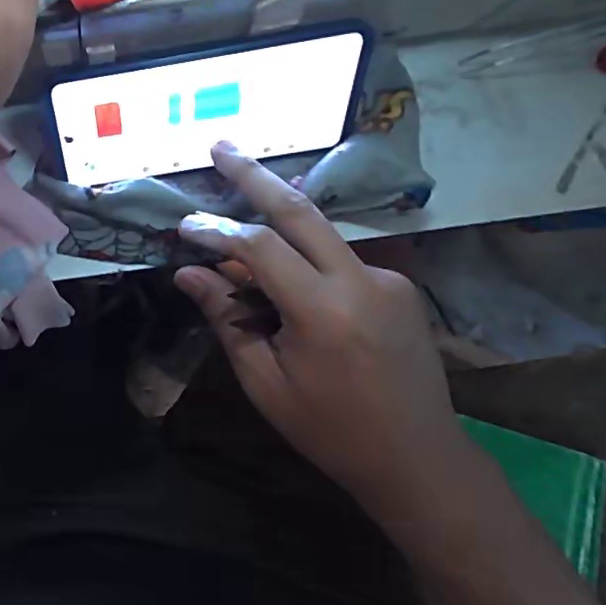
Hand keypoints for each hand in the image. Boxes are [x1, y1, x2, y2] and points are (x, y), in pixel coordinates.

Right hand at [173, 142, 471, 521]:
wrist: (421, 459)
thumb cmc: (332, 431)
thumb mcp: (267, 385)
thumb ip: (228, 321)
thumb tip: (190, 273)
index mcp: (323, 312)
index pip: (259, 247)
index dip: (217, 230)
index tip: (185, 225)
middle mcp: (359, 281)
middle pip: (299, 209)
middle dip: (255, 174)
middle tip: (221, 146)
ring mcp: (385, 278)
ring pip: (320, 231)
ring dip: (280, 214)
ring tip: (245, 194)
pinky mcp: (399, 284)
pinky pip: (339, 257)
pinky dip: (307, 256)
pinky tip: (291, 274)